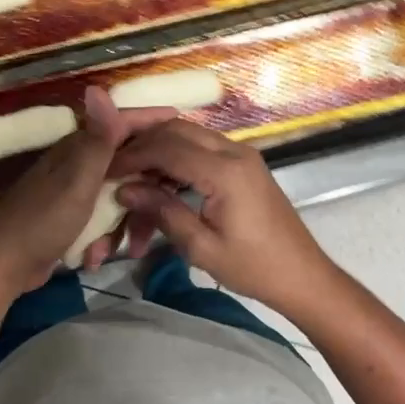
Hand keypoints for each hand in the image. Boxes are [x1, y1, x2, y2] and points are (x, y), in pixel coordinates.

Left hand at [0, 87, 174, 292]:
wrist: (1, 267)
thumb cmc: (41, 222)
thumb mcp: (77, 182)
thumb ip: (97, 141)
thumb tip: (100, 86)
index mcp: (79, 149)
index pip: (125, 124)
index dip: (156, 124)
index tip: (191, 133)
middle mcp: (78, 164)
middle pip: (129, 166)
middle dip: (146, 194)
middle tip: (161, 217)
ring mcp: (74, 192)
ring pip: (118, 198)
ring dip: (122, 226)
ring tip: (125, 250)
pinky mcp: (70, 219)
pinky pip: (101, 223)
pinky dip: (102, 240)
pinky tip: (93, 258)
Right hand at [110, 120, 337, 311]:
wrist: (300, 274)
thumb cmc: (253, 267)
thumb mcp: (201, 248)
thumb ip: (163, 212)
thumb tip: (126, 190)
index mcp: (225, 172)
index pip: (166, 147)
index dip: (131, 156)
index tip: (104, 171)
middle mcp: (234, 152)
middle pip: (175, 129)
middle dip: (140, 145)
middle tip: (112, 168)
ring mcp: (241, 155)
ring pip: (187, 136)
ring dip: (157, 154)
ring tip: (131, 183)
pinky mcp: (243, 166)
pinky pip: (202, 150)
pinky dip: (176, 163)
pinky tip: (157, 188)